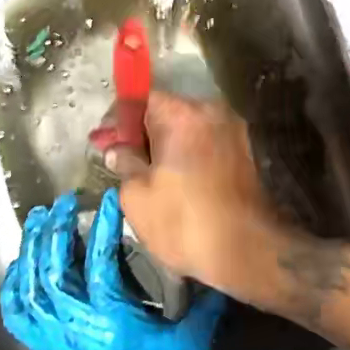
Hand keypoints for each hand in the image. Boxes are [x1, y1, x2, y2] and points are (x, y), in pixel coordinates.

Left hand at [0, 190, 224, 349]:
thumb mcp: (188, 348)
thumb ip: (204, 309)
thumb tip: (217, 272)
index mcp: (111, 320)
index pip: (101, 264)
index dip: (104, 227)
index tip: (109, 199)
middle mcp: (76, 325)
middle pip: (54, 270)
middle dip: (57, 230)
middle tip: (64, 202)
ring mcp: (54, 337)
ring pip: (31, 286)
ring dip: (32, 248)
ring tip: (38, 218)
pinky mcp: (42, 348)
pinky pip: (17, 315)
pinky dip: (13, 286)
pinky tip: (18, 262)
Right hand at [105, 92, 290, 289]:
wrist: (246, 250)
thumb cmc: (183, 221)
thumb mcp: (137, 196)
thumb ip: (124, 163)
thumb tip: (118, 150)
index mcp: (181, 114)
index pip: (141, 99)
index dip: (118, 120)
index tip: (104, 142)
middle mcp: (210, 111)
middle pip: (166, 111)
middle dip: (142, 132)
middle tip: (120, 158)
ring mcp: (232, 129)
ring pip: (187, 128)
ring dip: (166, 144)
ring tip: (146, 173)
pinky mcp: (244, 151)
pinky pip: (205, 143)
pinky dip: (188, 154)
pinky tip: (174, 179)